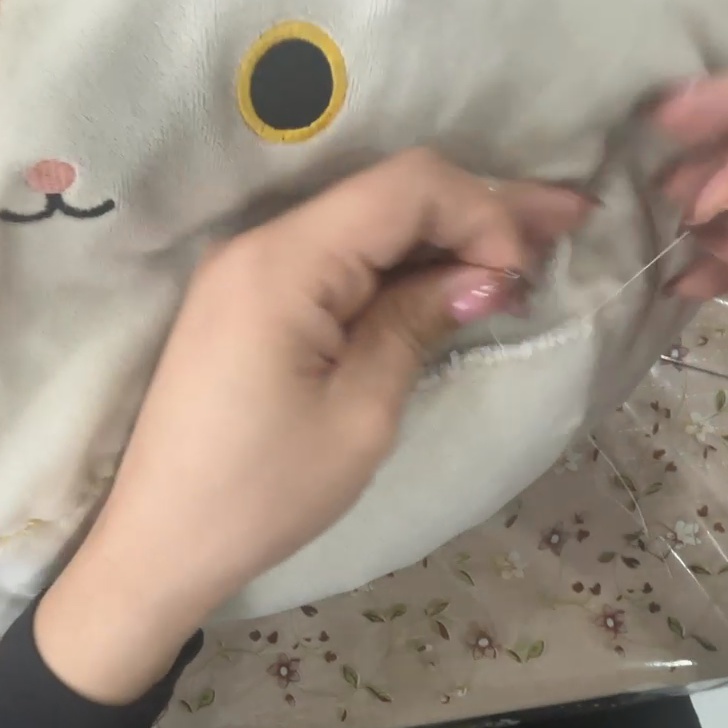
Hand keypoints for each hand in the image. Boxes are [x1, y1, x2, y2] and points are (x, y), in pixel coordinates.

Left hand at [37, 150, 592, 702]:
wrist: (163, 540)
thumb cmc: (263, 493)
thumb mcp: (360, 414)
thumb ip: (416, 323)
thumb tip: (483, 275)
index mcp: (283, 262)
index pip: (405, 187)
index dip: (481, 210)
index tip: (520, 274)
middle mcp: (258, 245)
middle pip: (385, 198)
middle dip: (474, 214)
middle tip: (564, 224)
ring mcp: (243, 271)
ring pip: (361, 228)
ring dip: (437, 240)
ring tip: (520, 252)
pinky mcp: (241, 302)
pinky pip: (329, 264)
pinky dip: (389, 270)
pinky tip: (444, 278)